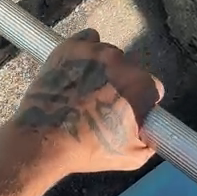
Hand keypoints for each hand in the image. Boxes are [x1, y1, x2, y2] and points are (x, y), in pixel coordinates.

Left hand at [3, 31, 162, 172]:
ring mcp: (92, 51)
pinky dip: (87, 49)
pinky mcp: (69, 47)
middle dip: (122, 84)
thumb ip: (151, 139)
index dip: (143, 101)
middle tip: (104, 102)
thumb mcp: (134, 156)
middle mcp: (119, 61)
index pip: (153, 87)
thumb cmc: (88, 149)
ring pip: (109, 55)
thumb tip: (151, 128)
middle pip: (130, 69)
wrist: (43, 138)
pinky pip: (87, 39)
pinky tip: (80, 66)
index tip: (130, 110)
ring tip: (87, 88)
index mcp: (140, 85)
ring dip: (104, 68)